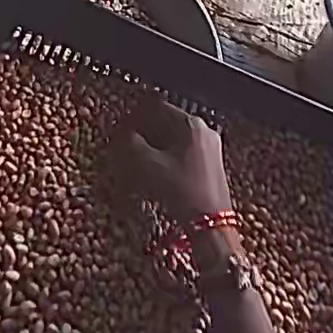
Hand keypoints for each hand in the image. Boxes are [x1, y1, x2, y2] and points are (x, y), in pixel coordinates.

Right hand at [118, 98, 231, 221]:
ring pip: (175, 138)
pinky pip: (183, 151)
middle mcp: (204, 130)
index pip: (158, 108)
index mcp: (191, 124)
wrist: (211, 225)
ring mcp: (210, 147)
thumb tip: (123, 134)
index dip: (136, 116)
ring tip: (137, 159)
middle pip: (167, 122)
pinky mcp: (210, 164)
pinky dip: (167, 155)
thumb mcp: (149, 166)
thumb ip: (133, 144)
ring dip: (154, 144)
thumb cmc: (181, 190)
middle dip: (145, 131)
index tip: (121, 127)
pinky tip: (155, 170)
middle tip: (126, 143)